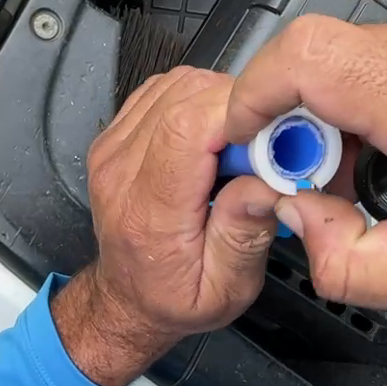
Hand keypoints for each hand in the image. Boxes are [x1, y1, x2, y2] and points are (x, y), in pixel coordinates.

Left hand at [53, 68, 281, 385]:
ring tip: (236, 147)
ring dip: (220, 103)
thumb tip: (267, 185)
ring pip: (177, 85)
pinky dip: (197, 102)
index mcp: (148, 211)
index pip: (186, 126)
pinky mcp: (115, 137)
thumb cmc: (173, 298)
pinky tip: (212, 138)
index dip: (238, 115)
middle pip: (186, 96)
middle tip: (262, 146)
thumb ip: (245, 236)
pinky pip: (162, 92)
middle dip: (239, 108)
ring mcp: (113, 149)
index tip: (273, 135)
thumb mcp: (225, 289)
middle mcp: (122, 171)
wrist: (128, 301)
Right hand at [224, 6, 386, 352]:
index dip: (253, 92)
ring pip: (358, 55)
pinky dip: (375, 106)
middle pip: (324, 53)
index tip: (244, 140)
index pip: (311, 54)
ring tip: (369, 183)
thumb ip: (344, 260)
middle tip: (313, 187)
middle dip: (294, 121)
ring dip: (337, 117)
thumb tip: (296, 213)